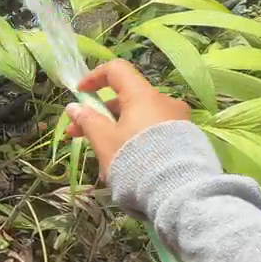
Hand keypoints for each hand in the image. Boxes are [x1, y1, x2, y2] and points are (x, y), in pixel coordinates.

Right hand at [63, 60, 190, 181]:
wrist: (178, 191)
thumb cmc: (135, 158)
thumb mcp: (104, 140)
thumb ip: (87, 121)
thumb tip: (74, 107)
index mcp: (143, 95)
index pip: (117, 70)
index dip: (94, 77)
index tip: (80, 93)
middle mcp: (164, 101)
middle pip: (126, 97)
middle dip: (99, 112)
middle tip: (79, 133)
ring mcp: (178, 120)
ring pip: (139, 115)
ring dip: (115, 127)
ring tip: (101, 153)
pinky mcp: (186, 138)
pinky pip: (153, 129)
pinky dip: (134, 136)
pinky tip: (126, 159)